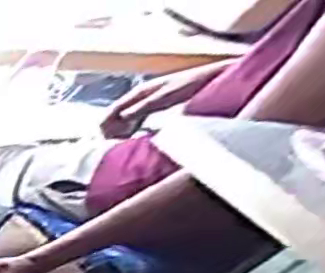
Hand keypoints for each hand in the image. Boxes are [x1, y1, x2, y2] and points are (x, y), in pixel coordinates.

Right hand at [98, 64, 225, 138]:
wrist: (219, 76)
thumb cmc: (194, 84)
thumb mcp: (164, 97)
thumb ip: (140, 108)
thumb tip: (117, 121)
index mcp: (139, 92)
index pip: (111, 110)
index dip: (105, 126)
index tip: (105, 141)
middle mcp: (140, 96)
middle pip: (114, 116)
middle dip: (110, 130)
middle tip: (113, 145)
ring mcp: (147, 101)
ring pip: (122, 120)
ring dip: (119, 132)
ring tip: (122, 143)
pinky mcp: (155, 107)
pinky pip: (133, 122)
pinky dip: (129, 131)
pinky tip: (133, 138)